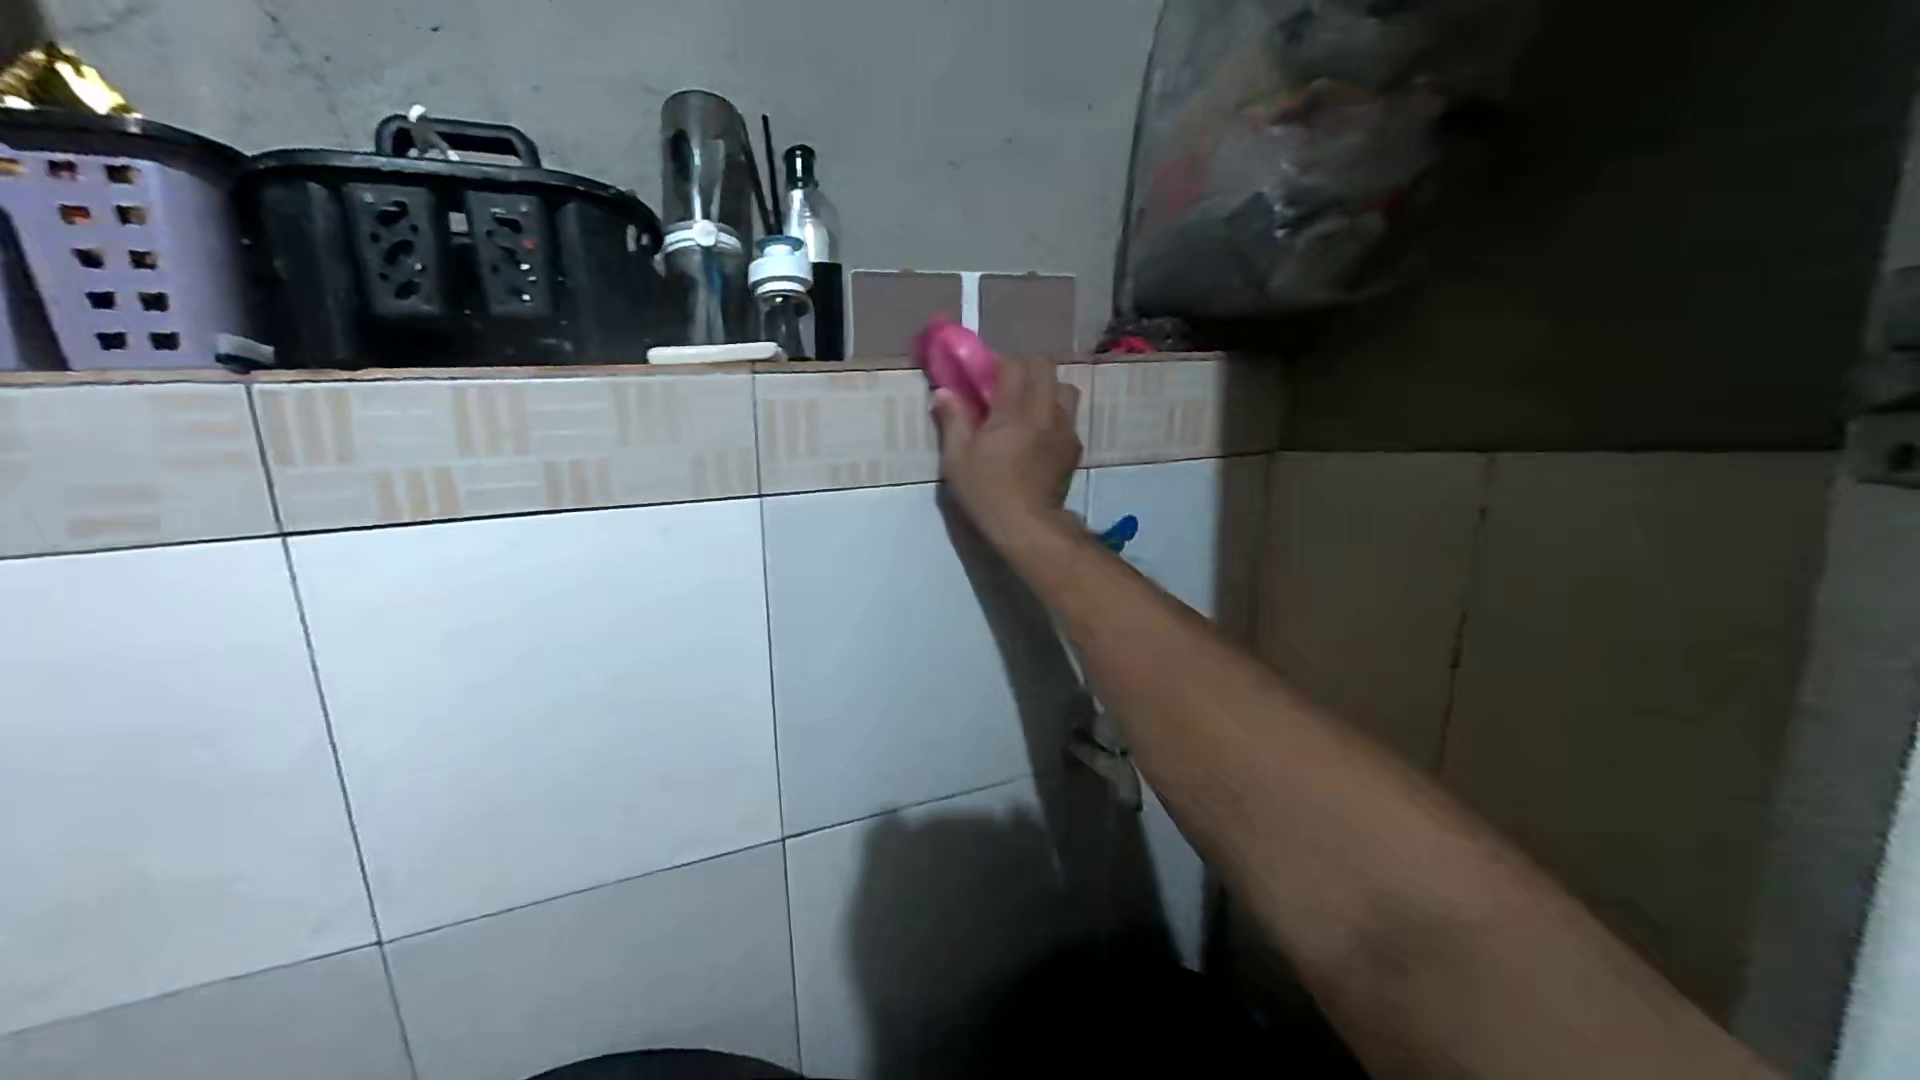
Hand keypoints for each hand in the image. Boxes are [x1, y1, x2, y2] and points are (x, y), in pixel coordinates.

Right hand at [929, 356, 1082, 550]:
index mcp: (1013, 412)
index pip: (1015, 364)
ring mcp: (1065, 429)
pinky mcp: (1074, 447)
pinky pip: (1070, 417)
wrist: (1027, 526)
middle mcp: (1044, 412)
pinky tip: (1041, 434)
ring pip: (1065, 388)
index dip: (999, 364)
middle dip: (1026, 369)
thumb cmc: (986, 492)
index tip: (986, 377)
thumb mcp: (957, 459)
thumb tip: (943, 392)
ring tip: (1030, 407)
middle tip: (1008, 387)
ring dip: (1047, 389)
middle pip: (1045, 367)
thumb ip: (952, 420)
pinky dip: (1056, 415)